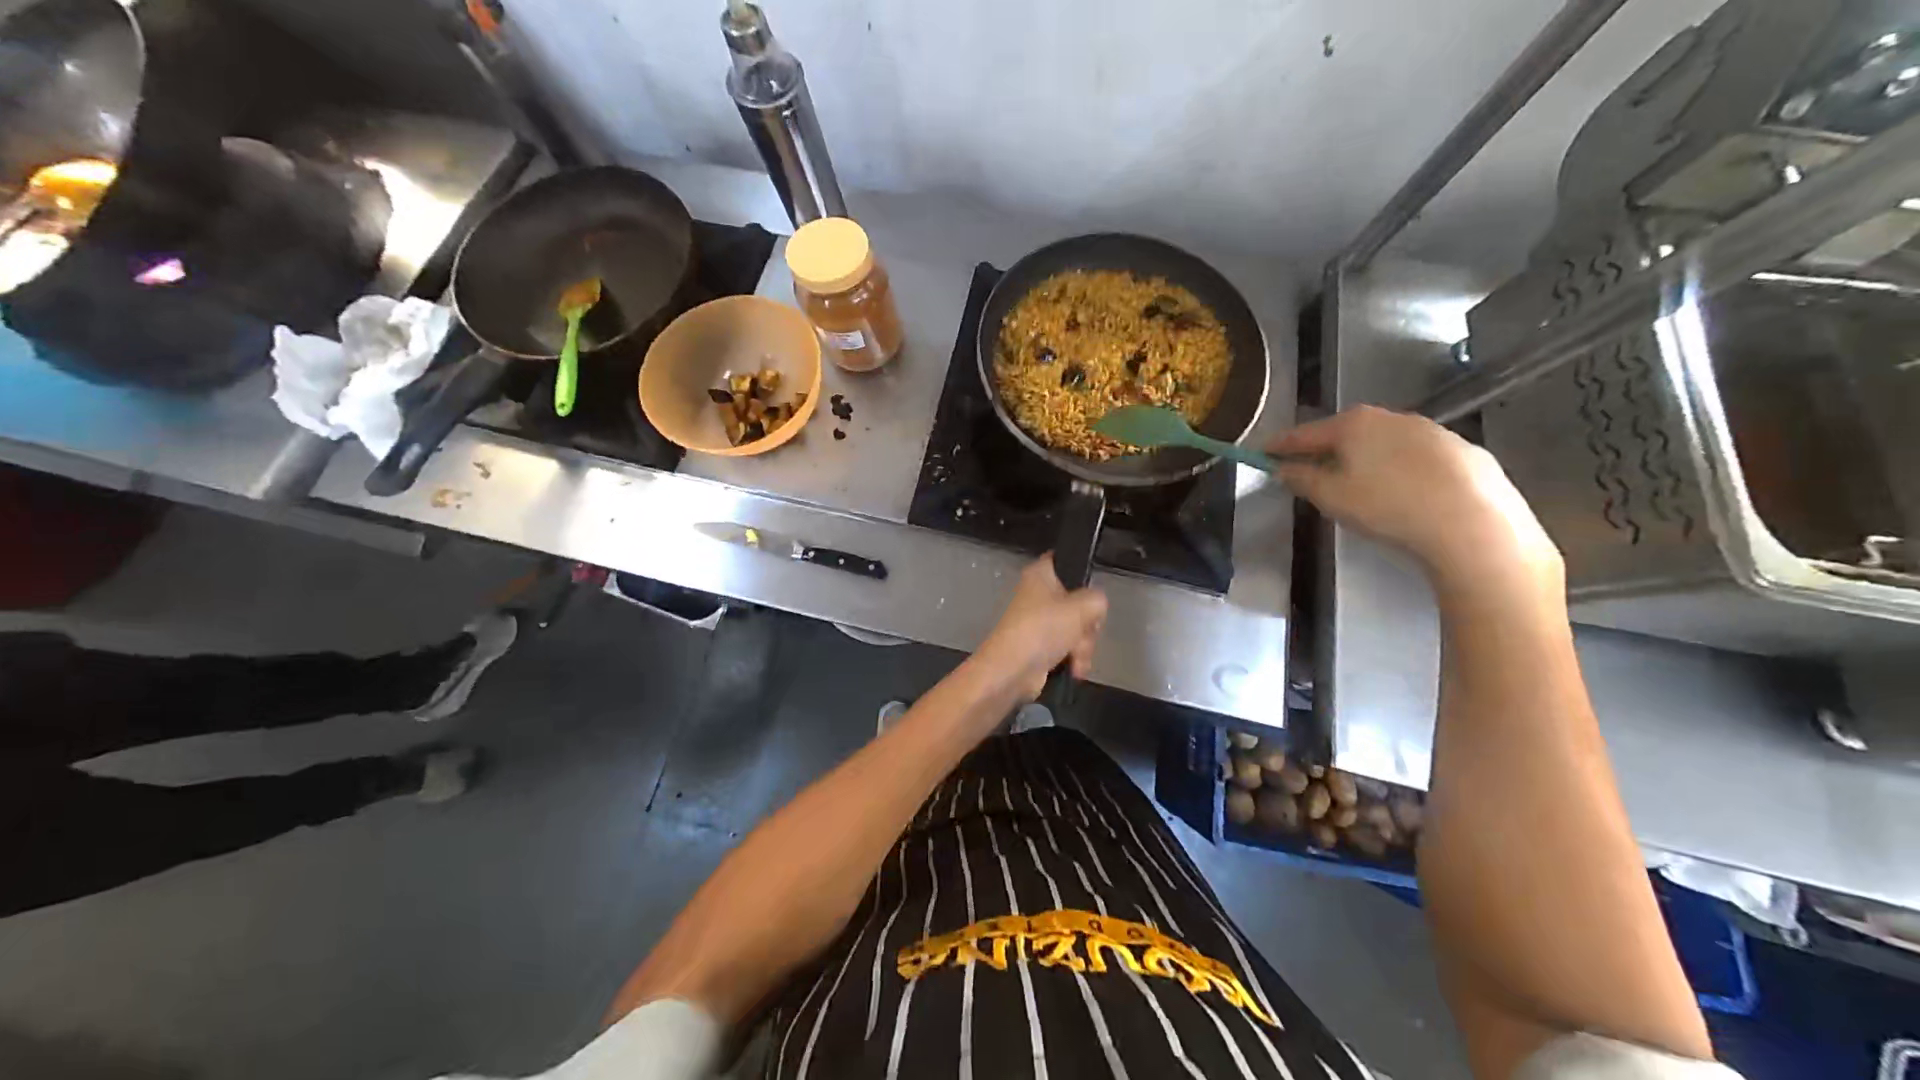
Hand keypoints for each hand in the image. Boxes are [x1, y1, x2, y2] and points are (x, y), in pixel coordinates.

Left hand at [973, 556, 1108, 701]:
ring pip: (1076, 627)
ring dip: (1083, 645)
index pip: (1066, 560)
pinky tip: (1074, 668)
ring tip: (1076, 656)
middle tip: (1083, 631)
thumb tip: (1096, 607)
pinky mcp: (1040, 644)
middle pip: (1079, 601)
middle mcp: (1038, 593)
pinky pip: (1068, 646)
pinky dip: (1074, 657)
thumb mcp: (1082, 607)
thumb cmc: (1043, 628)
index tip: (1090, 594)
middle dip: (1087, 624)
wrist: (1013, 670)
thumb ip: (1098, 600)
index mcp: (1041, 574)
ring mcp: (1039, 620)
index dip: (1082, 575)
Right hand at [1270, 406, 1561, 597]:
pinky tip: (1405, 495)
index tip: (1261, 453)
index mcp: (1353, 424)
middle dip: (1325, 450)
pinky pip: (1417, 458)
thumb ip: (1301, 478)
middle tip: (1309, 472)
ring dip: (1365, 459)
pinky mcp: (1462, 451)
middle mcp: (1391, 417)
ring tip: (1359, 486)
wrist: (1472, 522)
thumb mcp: (1331, 497)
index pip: (1304, 433)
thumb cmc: (1387, 506)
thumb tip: (1283, 468)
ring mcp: (1431, 431)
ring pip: (1384, 443)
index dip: (1279, 445)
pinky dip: (1401, 470)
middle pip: (1345, 433)